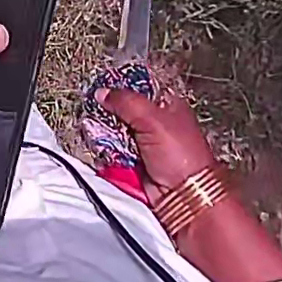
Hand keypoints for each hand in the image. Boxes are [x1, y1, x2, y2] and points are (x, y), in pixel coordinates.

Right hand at [99, 84, 216, 195]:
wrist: (181, 193)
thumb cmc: (181, 155)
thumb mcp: (154, 120)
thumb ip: (127, 102)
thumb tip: (103, 92)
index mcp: (164, 105)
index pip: (137, 87)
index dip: (119, 87)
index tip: (102, 90)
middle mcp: (151, 122)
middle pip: (119, 110)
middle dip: (107, 113)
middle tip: (100, 115)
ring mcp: (139, 142)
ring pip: (110, 130)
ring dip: (104, 134)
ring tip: (103, 136)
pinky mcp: (129, 159)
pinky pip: (108, 150)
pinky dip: (104, 150)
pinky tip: (104, 150)